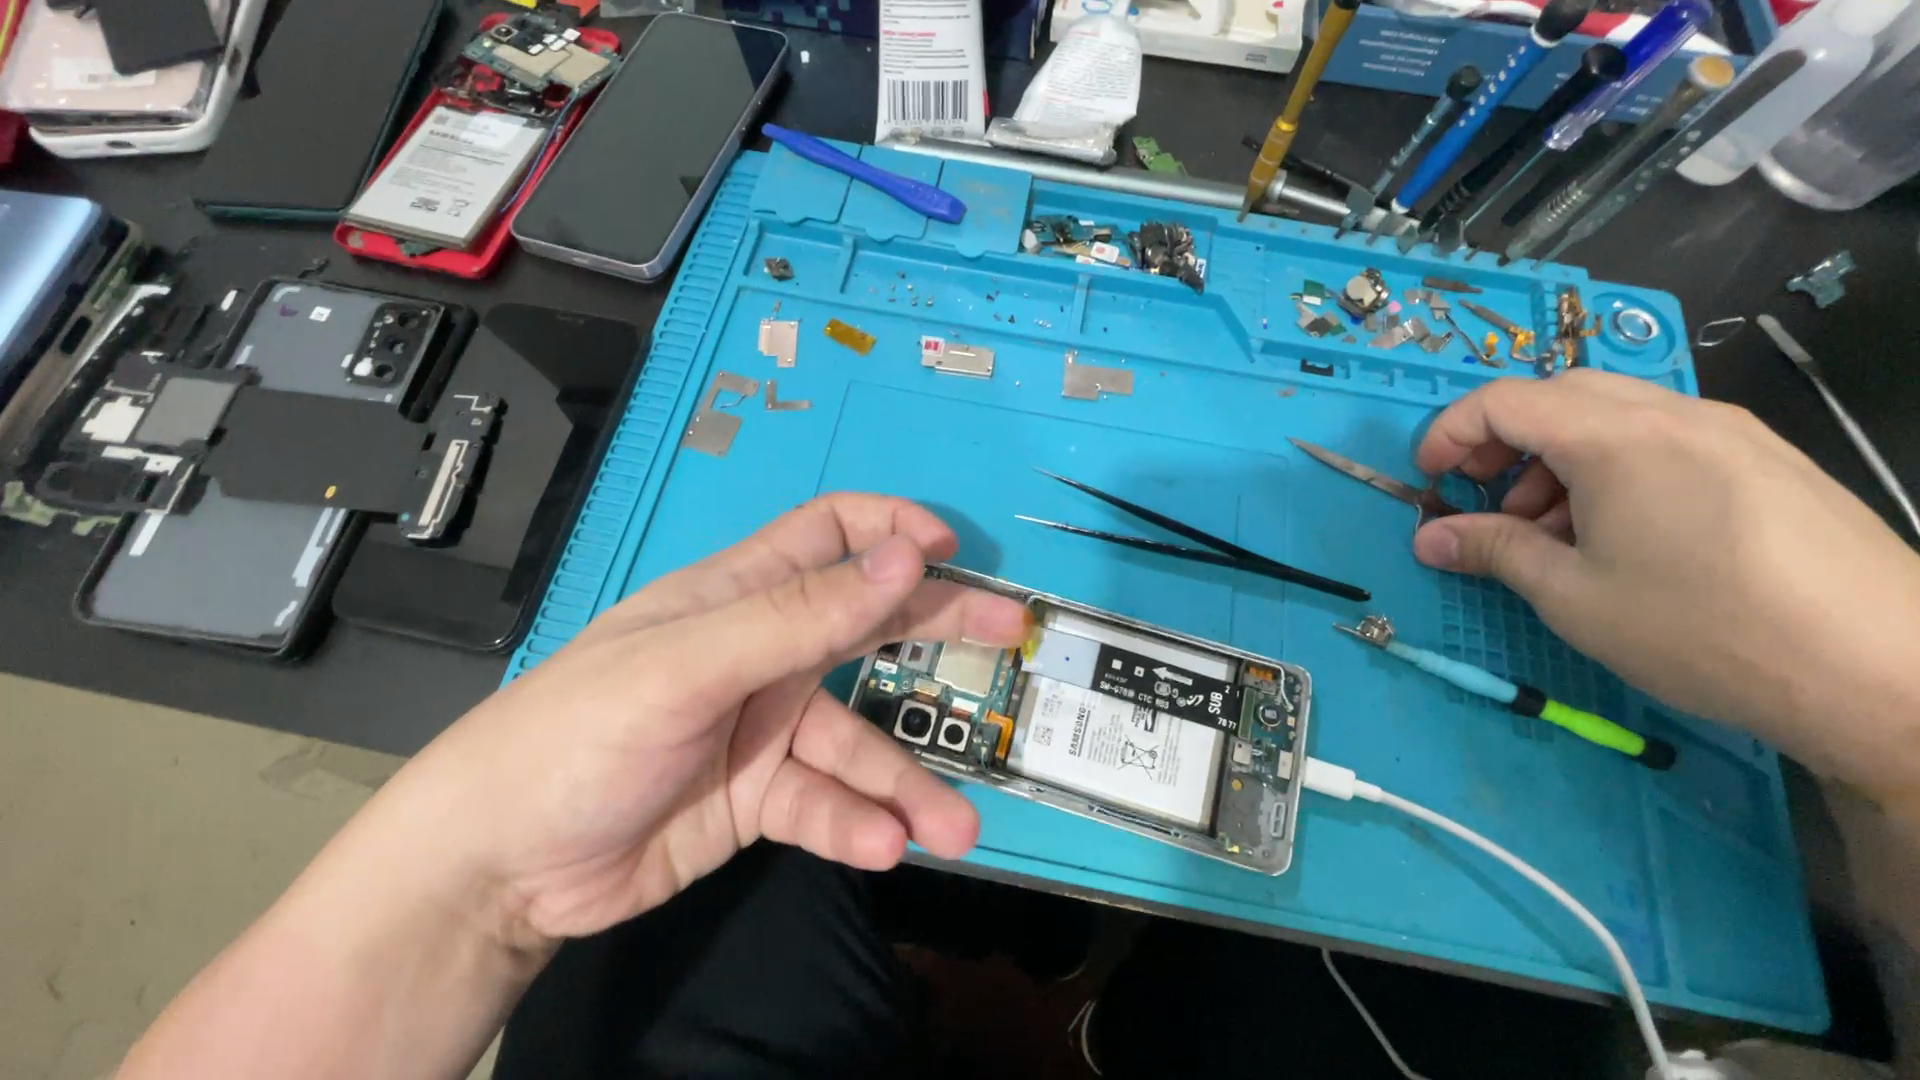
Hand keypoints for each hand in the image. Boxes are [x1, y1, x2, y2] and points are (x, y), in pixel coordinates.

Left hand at [369, 495, 1028, 948]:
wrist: (499, 868)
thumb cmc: (577, 735)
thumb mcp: (688, 668)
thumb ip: (799, 616)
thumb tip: (905, 557)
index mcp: (736, 595)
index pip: (826, 534)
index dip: (888, 528)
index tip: (948, 546)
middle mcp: (760, 653)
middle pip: (865, 624)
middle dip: (936, 629)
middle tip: (1010, 636)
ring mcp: (763, 728)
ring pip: (855, 742)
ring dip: (904, 781)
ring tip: (953, 827)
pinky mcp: (759, 799)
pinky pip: (824, 805)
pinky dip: (855, 825)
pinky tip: (881, 848)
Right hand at [1410, 370, 1919, 801]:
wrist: (1885, 671)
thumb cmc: (1701, 628)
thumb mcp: (1572, 596)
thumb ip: (1492, 551)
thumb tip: (1428, 537)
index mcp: (1617, 438)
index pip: (1506, 401)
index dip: (1449, 433)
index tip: (1426, 480)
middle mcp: (1675, 416)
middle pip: (1560, 394)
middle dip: (1503, 439)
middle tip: (1480, 497)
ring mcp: (1731, 434)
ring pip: (1614, 415)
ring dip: (1557, 456)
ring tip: (1548, 529)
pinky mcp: (1768, 461)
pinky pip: (1665, 439)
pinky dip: (1612, 467)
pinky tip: (1619, 533)